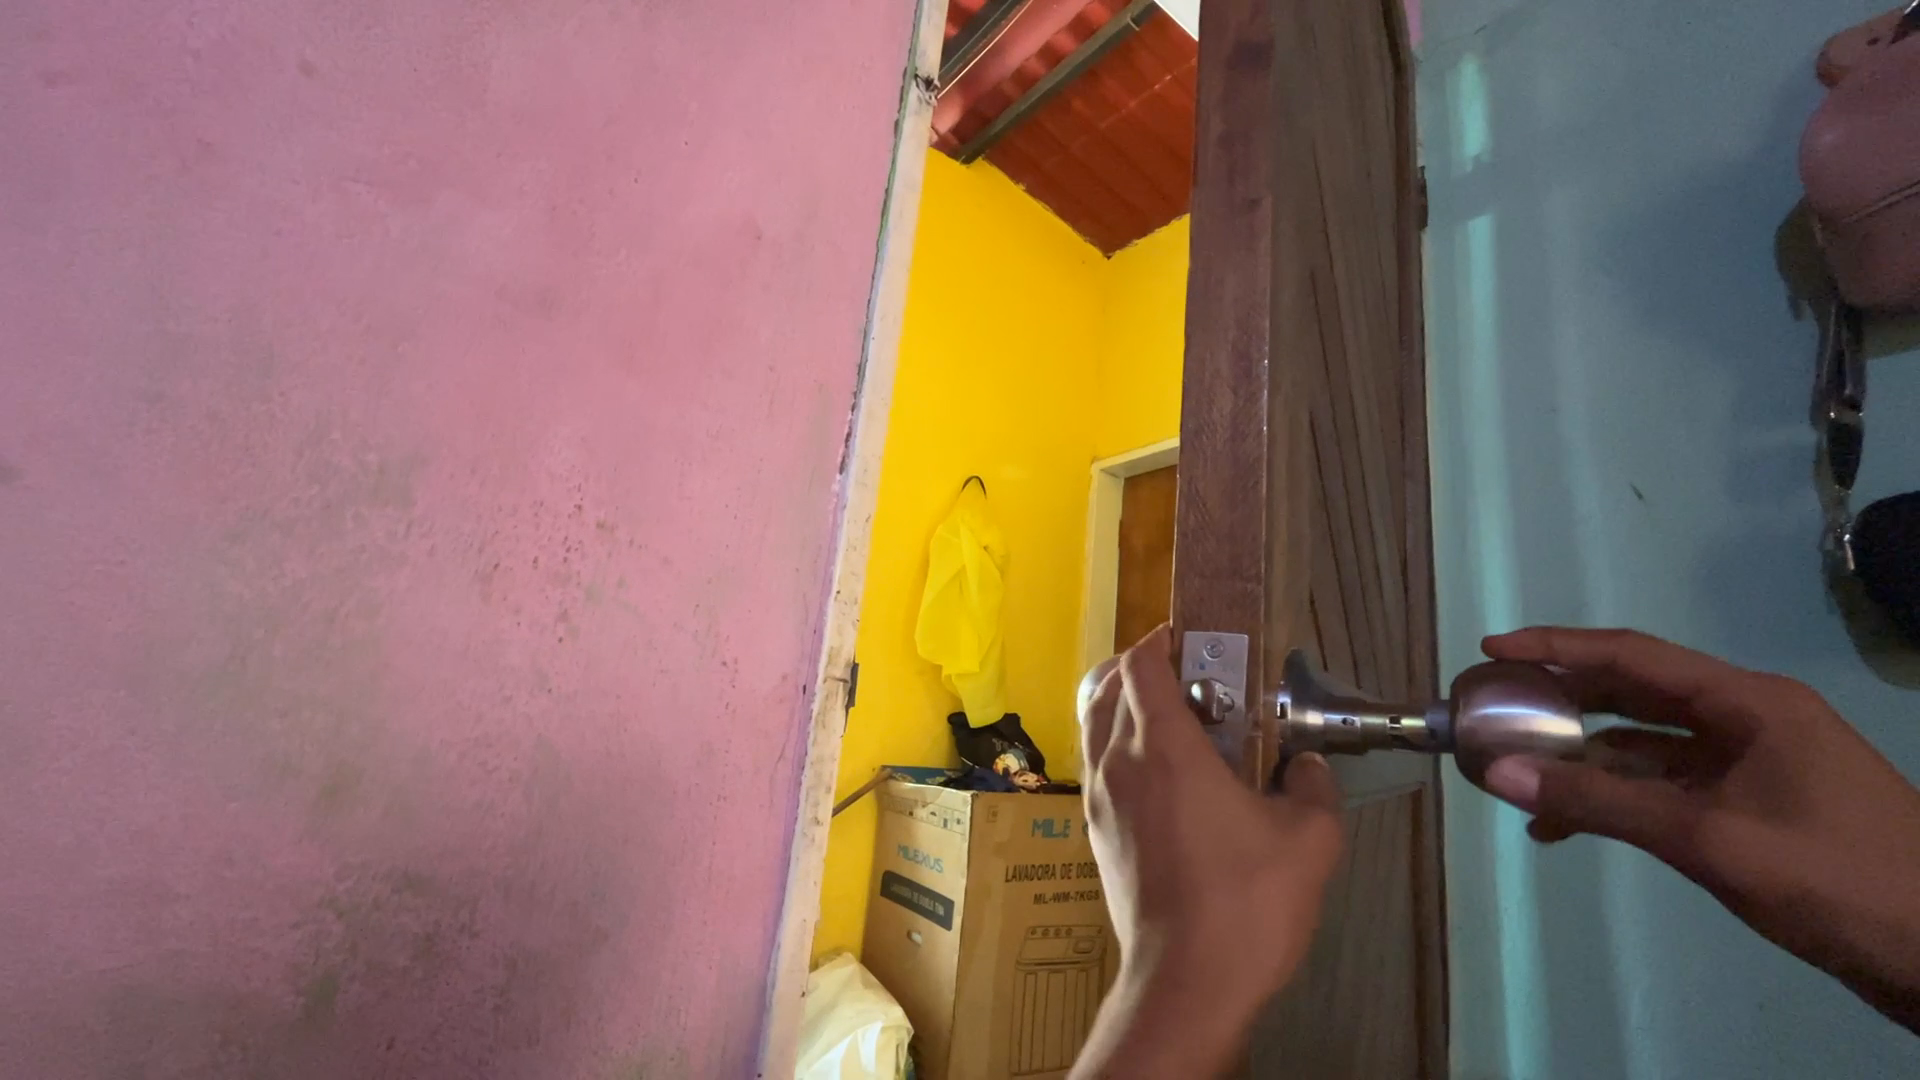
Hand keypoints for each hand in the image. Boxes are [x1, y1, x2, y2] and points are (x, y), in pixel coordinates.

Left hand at [1070, 627, 1344, 1078]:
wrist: (1185, 980)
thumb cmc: (1246, 902)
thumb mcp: (1308, 841)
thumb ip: (1313, 788)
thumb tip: (1309, 765)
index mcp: (1163, 747)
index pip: (1140, 665)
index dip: (1158, 641)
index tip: (1185, 637)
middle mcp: (1118, 760)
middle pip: (1109, 686)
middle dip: (1139, 667)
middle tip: (1185, 677)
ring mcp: (1097, 795)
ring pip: (1094, 722)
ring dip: (1121, 703)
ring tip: (1168, 717)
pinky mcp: (1092, 828)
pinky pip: (1095, 762)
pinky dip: (1116, 744)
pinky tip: (1157, 773)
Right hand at [1480, 626, 1919, 1033]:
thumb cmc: (1840, 881)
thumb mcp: (1707, 838)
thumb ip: (1597, 801)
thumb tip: (1498, 773)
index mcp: (1748, 704)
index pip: (1631, 655)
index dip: (1555, 647)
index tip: (1492, 651)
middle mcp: (1745, 718)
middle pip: (1630, 690)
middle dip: (1560, 698)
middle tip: (1497, 704)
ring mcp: (1748, 761)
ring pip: (1640, 739)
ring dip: (1580, 755)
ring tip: (1518, 769)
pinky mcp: (1747, 801)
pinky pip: (1658, 781)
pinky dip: (1610, 794)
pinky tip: (1563, 824)